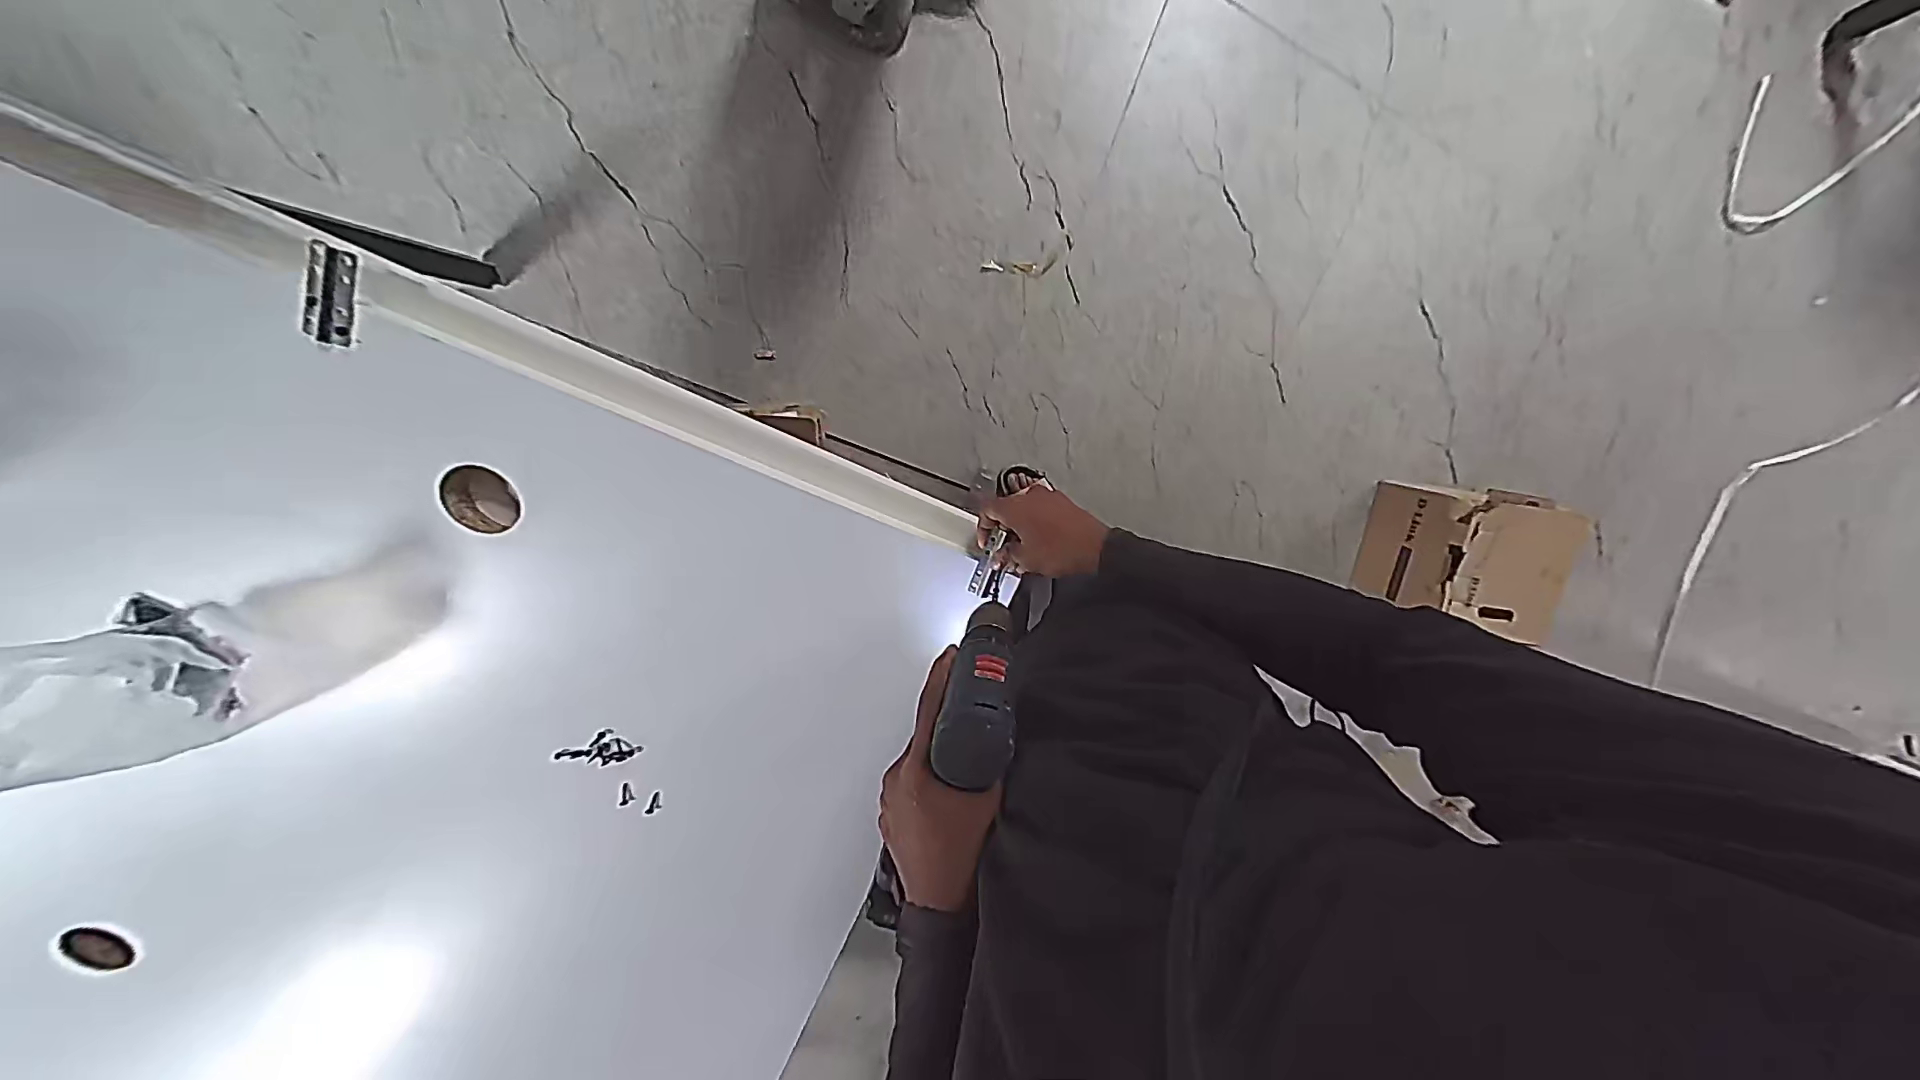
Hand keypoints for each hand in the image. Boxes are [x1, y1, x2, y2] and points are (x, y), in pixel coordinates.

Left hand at [879, 647, 1001, 911]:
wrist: (943, 910)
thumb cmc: (962, 862)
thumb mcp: (989, 800)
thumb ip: (993, 762)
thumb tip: (1001, 733)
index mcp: (915, 774)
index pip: (928, 710)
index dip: (941, 678)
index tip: (950, 656)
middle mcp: (896, 783)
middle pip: (924, 735)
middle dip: (946, 719)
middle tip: (970, 705)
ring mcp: (892, 801)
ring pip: (920, 760)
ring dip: (941, 752)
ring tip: (966, 757)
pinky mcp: (894, 815)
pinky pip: (913, 781)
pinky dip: (932, 775)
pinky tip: (951, 788)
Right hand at [976, 484, 1110, 577]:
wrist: (1094, 548)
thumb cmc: (1063, 549)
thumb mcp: (1026, 559)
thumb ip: (1008, 555)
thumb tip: (1005, 554)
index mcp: (1014, 506)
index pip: (987, 509)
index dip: (983, 527)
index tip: (987, 541)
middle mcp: (1029, 496)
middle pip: (1005, 507)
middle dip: (1001, 527)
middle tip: (1002, 545)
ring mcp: (1047, 496)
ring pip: (1023, 507)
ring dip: (1018, 524)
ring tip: (1022, 545)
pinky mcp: (1061, 502)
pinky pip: (1040, 508)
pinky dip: (1034, 521)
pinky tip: (1038, 539)